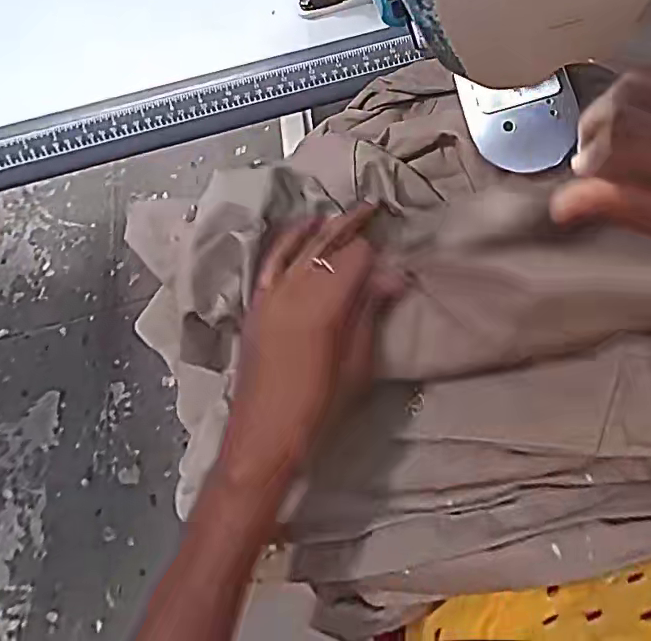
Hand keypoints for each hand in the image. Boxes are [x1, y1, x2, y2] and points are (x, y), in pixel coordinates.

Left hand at [218, 204, 399, 484]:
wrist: (262, 441)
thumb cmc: (317, 408)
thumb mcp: (356, 364)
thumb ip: (369, 312)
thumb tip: (393, 276)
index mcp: (320, 306)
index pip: (354, 257)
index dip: (376, 256)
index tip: (392, 266)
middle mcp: (292, 291)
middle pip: (326, 244)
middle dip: (352, 225)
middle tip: (375, 208)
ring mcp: (269, 296)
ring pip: (300, 247)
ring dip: (323, 228)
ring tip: (344, 213)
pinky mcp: (257, 305)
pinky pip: (273, 260)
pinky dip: (289, 240)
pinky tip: (303, 227)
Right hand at [548, 63, 650, 287]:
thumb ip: (622, 207)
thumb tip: (560, 203)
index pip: (627, 134)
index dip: (593, 150)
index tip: (584, 171)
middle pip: (630, 96)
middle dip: (597, 122)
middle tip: (591, 150)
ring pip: (645, 77)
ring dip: (615, 103)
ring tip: (611, 133)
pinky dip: (644, 90)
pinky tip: (642, 116)